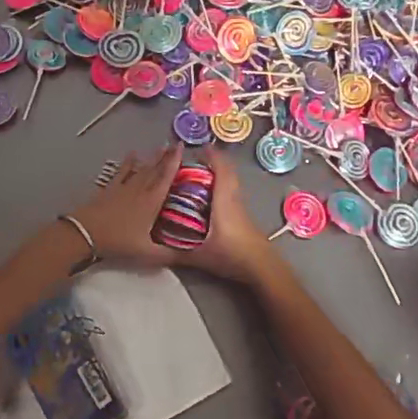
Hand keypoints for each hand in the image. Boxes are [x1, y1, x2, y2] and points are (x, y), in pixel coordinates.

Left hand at [66, 144, 183, 265]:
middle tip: (175, 144)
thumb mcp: (147, 253)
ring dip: (151, 157)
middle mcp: (140, 189)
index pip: (166, 177)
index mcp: (151, 201)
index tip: (181, 148)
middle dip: (166, 156)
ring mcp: (123, 187)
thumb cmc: (118, 241)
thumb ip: (168, 254)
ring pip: (141, 168)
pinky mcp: (110, 188)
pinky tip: (132, 155)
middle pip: (155, 169)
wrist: (86, 233)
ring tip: (160, 147)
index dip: (175, 162)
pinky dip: (128, 163)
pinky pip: (122, 172)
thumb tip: (188, 255)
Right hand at [179, 150, 275, 283]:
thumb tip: (154, 249)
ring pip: (231, 186)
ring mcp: (242, 210)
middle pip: (228, 174)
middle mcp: (234, 200)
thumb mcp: (200, 256)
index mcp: (224, 201)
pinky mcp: (245, 220)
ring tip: (198, 182)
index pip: (222, 170)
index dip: (212, 156)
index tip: (200, 149)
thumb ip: (177, 252)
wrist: (263, 269)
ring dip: (218, 179)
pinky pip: (232, 198)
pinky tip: (209, 204)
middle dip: (212, 165)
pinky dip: (221, 193)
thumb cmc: (233, 256)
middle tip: (194, 166)